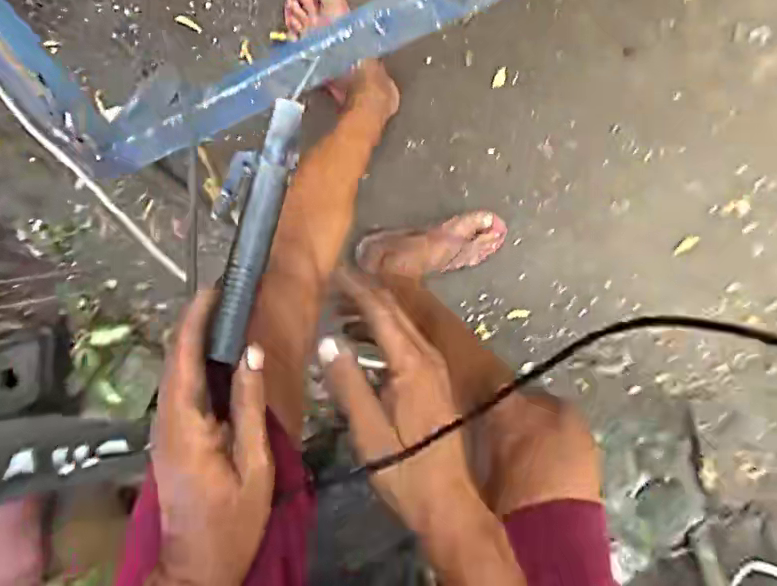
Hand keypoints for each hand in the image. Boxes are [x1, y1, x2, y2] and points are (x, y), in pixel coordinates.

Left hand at [147, 289, 273, 585]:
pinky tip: (217, 354)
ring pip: (173, 368)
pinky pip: (178, 384)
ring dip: (193, 338)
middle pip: (173, 355)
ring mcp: (163, 426)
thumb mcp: (254, 467)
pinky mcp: (168, 434)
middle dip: (195, 320)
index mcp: (184, 421)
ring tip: (224, 315)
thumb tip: (251, 351)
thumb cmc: (230, 522)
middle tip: (226, 295)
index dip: (196, 316)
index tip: (216, 289)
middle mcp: (165, 416)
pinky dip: (194, 360)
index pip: (184, 353)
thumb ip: (250, 407)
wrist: (194, 569)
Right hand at [321, 271, 525, 585]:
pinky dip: (379, 326)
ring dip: (371, 306)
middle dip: (363, 289)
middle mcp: (427, 356)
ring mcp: (434, 366)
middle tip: (332, 279)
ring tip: (337, 303)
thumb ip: (348, 384)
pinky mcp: (433, 378)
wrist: (449, 505)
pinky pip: (404, 336)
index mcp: (412, 364)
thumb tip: (327, 341)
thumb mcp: (369, 432)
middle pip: (394, 308)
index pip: (380, 311)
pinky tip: (357, 335)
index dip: (356, 288)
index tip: (332, 271)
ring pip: (400, 320)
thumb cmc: (406, 470)